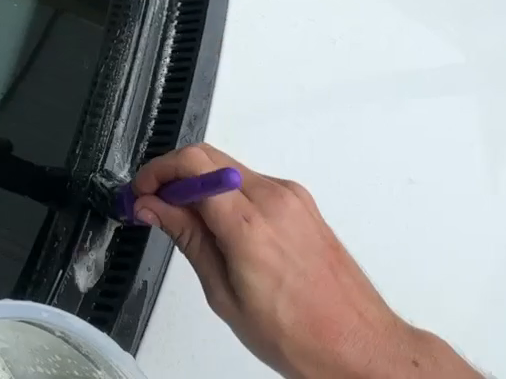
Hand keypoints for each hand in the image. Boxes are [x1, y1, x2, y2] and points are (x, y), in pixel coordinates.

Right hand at [132, 144, 475, 378]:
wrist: (364, 349)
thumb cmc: (302, 337)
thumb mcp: (226, 295)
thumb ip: (187, 239)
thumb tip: (154, 207)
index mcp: (249, 224)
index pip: (190, 166)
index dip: (156, 173)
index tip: (141, 192)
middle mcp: (273, 198)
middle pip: (205, 156)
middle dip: (172, 173)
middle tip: (153, 201)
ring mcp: (290, 196)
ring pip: (226, 165)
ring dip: (197, 181)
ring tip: (183, 216)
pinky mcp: (301, 201)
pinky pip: (249, 179)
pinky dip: (224, 189)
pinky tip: (217, 220)